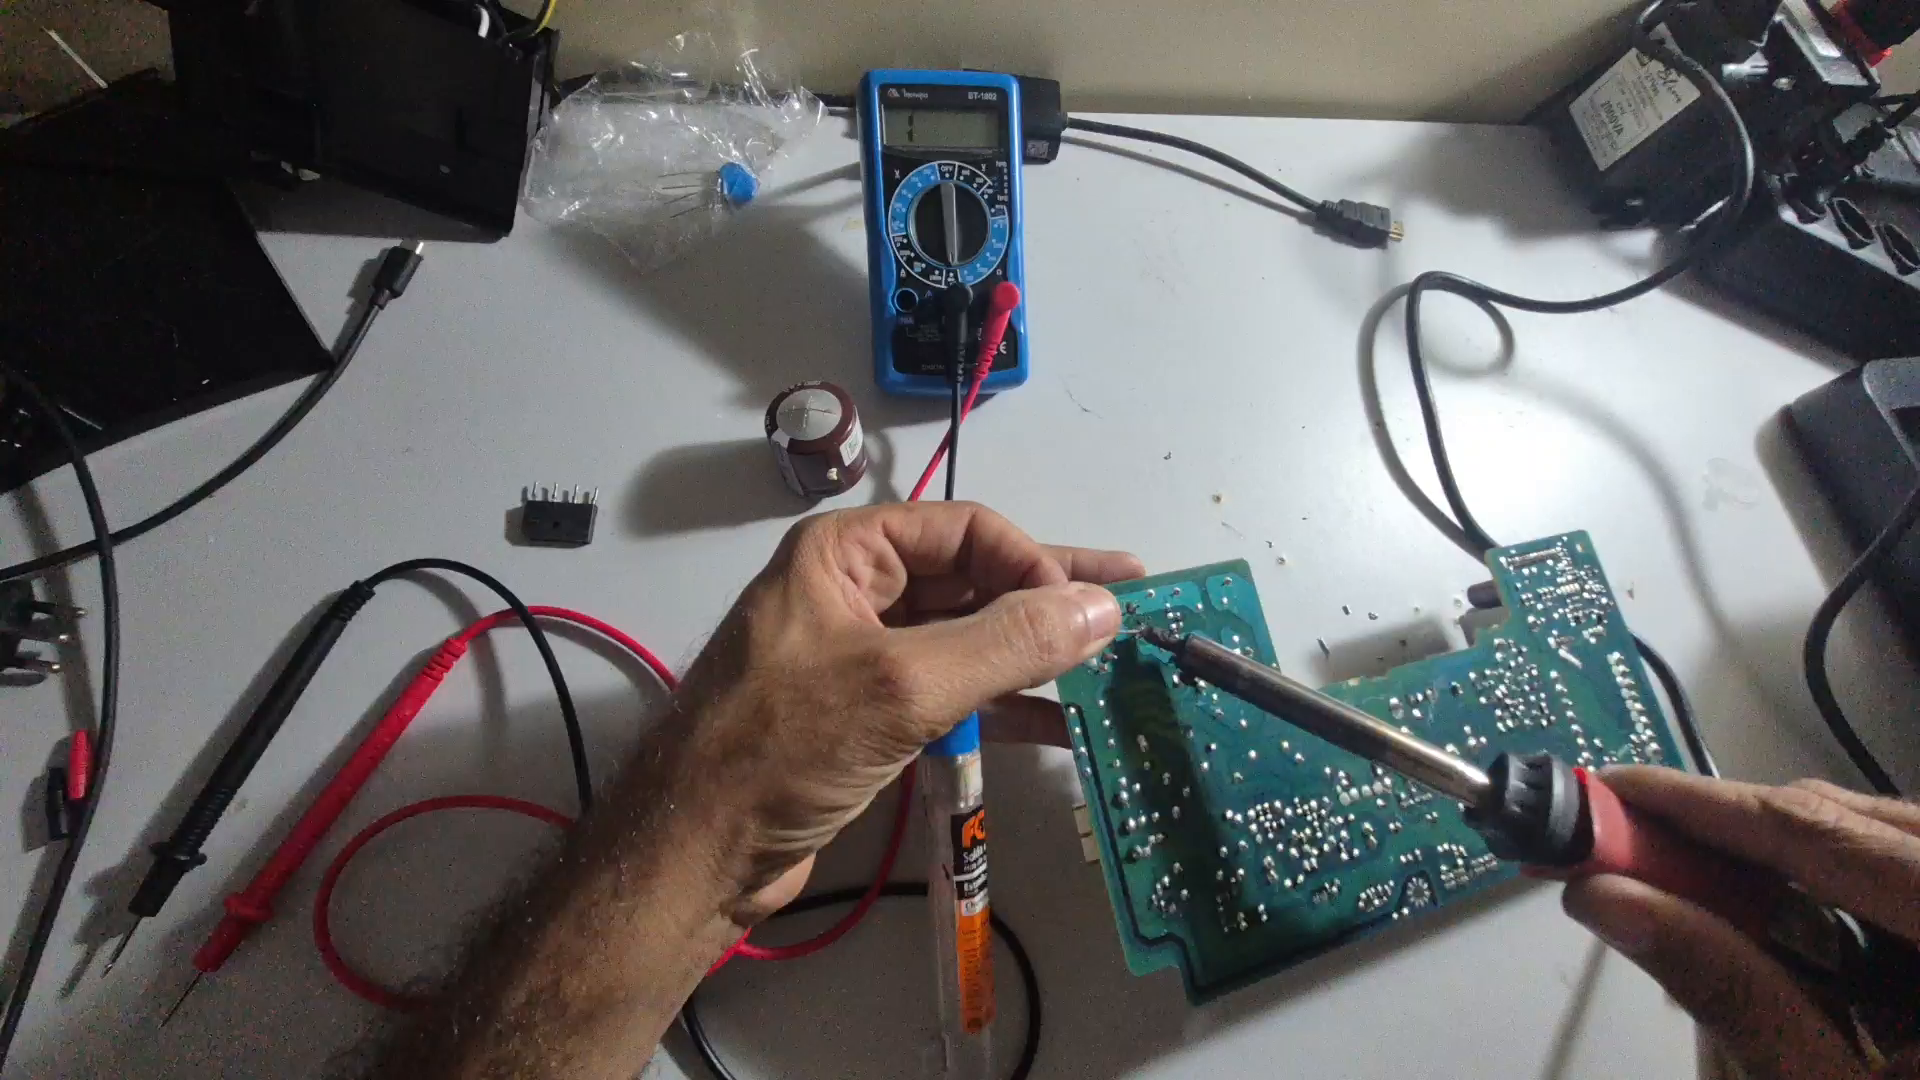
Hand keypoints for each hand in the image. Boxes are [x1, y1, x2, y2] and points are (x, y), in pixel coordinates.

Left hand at [663, 502, 1140, 920]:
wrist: (695, 856)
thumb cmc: (782, 748)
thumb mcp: (902, 686)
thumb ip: (1006, 643)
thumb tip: (1102, 608)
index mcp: (849, 553)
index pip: (966, 533)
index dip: (1033, 564)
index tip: (1089, 610)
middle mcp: (860, 590)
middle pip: (973, 580)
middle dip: (1048, 595)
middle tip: (1132, 594)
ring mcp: (870, 652)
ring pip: (969, 637)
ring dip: (1035, 651)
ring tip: (1111, 656)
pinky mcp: (876, 710)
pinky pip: (955, 689)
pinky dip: (1005, 702)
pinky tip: (1061, 717)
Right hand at [1561, 766, 1919, 1079]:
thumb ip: (1730, 993)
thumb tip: (1601, 896)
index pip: (1824, 833)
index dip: (1699, 801)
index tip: (1603, 788)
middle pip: (1858, 824)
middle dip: (1732, 831)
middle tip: (1636, 854)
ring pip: (1884, 839)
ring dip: (1776, 859)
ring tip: (1701, 896)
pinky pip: (1908, 874)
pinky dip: (1830, 887)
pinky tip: (1787, 931)